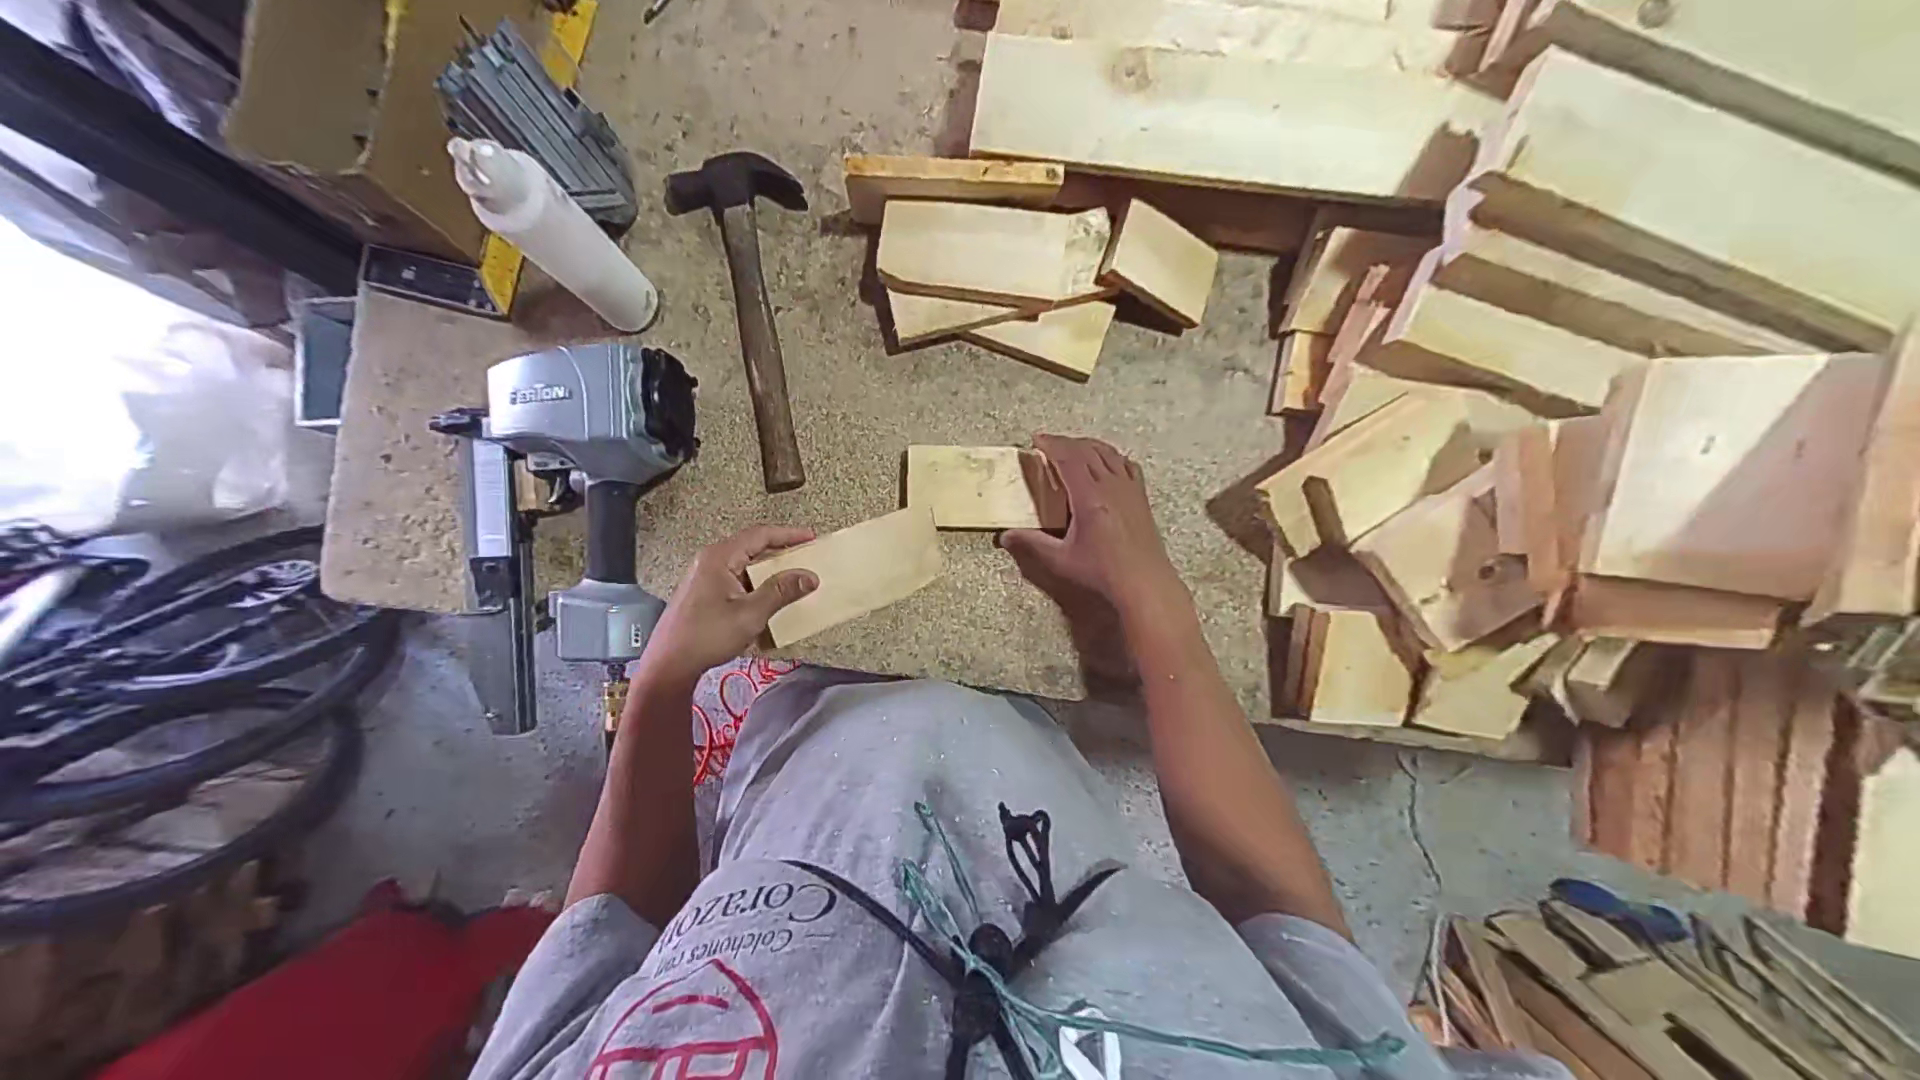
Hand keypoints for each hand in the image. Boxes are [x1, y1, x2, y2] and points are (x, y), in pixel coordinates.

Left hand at [634, 525, 818, 688]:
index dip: (788, 534)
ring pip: (743, 562)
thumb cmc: (707, 636)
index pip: (759, 535)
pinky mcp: (703, 591)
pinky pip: (736, 576)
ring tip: (791, 574)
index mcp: (719, 557)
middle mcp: (710, 560)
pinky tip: (767, 593)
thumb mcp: (751, 614)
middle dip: (780, 549)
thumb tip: (809, 577)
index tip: (811, 538)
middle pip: (751, 545)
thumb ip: (781, 592)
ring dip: (768, 567)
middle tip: (805, 554)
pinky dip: (756, 580)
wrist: (669, 663)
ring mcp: (704, 575)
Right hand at [999, 435, 1185, 619]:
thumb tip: (1006, 536)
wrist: (1145, 585)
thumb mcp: (1061, 560)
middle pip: (1088, 450)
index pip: (1069, 458)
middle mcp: (1112, 486)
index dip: (1052, 444)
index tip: (1037, 439)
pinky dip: (1112, 457)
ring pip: (1109, 454)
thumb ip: (1032, 544)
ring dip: (1088, 446)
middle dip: (1066, 442)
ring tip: (1073, 448)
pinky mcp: (1141, 499)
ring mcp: (1130, 490)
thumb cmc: (1103, 573)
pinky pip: (1126, 465)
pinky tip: (1107, 463)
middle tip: (1049, 444)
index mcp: (1090, 497)